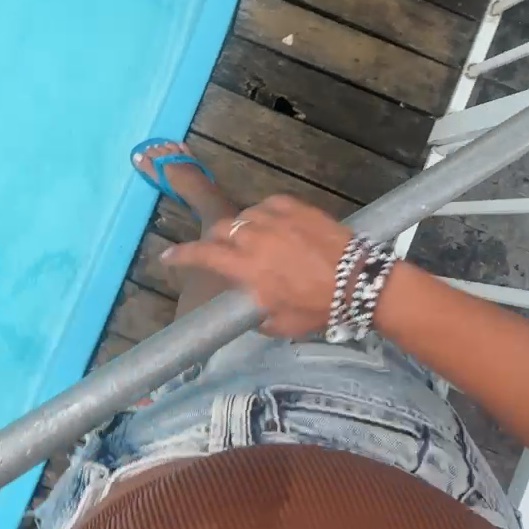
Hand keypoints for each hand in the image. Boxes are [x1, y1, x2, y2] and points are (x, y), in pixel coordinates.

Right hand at [160, 195, 357, 337]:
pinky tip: (272, 224)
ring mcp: (275, 219)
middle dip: (214, 241)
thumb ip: (256, 314)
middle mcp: (254, 239)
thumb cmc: (320, 308)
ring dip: (241, 227)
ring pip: (243, 216)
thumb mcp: (281, 324)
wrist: (361, 282)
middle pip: (219, 230)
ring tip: (251, 238)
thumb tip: (248, 309)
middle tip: (219, 250)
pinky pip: (268, 204)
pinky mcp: (295, 206)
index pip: (202, 255)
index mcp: (246, 269)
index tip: (167, 256)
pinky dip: (264, 214)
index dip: (180, 255)